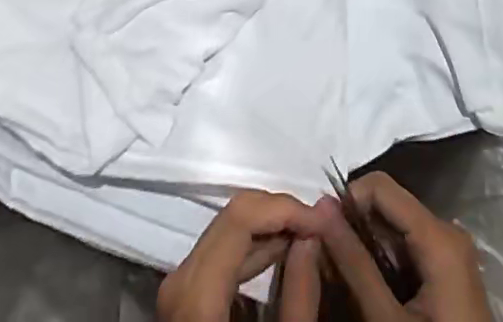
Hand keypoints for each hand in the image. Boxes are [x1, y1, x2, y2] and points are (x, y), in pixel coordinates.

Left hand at [159, 190, 325, 321]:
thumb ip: (300, 295)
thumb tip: (315, 236)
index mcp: (196, 292)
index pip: (242, 215)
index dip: (287, 208)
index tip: (323, 220)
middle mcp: (179, 277)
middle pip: (235, 215)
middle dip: (283, 213)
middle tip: (321, 227)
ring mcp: (178, 283)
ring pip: (229, 228)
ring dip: (272, 225)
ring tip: (310, 235)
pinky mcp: (185, 292)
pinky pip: (222, 250)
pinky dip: (256, 244)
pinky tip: (285, 251)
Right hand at [316, 173, 492, 321]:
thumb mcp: (387, 319)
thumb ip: (355, 264)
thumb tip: (321, 211)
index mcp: (439, 236)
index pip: (381, 187)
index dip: (347, 201)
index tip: (320, 230)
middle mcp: (447, 230)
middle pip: (388, 205)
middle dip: (353, 225)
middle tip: (326, 259)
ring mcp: (449, 248)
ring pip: (394, 226)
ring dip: (364, 244)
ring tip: (342, 275)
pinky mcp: (446, 266)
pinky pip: (407, 245)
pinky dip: (381, 258)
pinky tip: (366, 285)